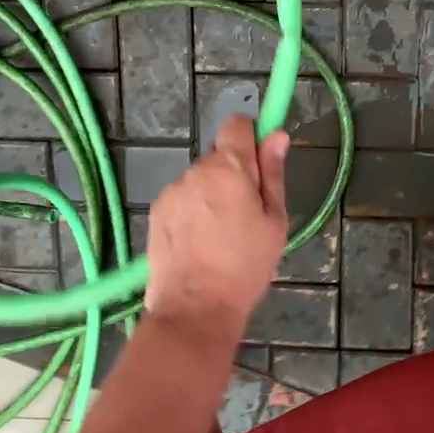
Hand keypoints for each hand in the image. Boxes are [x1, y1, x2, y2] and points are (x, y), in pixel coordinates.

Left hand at [144, 114, 289, 337]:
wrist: (194, 308)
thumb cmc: (245, 266)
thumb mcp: (274, 222)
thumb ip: (273, 174)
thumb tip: (277, 134)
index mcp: (229, 167)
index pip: (237, 124)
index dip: (250, 137)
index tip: (259, 164)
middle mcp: (197, 169)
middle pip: (219, 156)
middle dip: (233, 175)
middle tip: (245, 215)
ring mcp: (173, 189)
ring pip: (200, 179)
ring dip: (211, 194)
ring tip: (220, 236)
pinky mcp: (156, 209)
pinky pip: (182, 198)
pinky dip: (192, 211)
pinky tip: (198, 243)